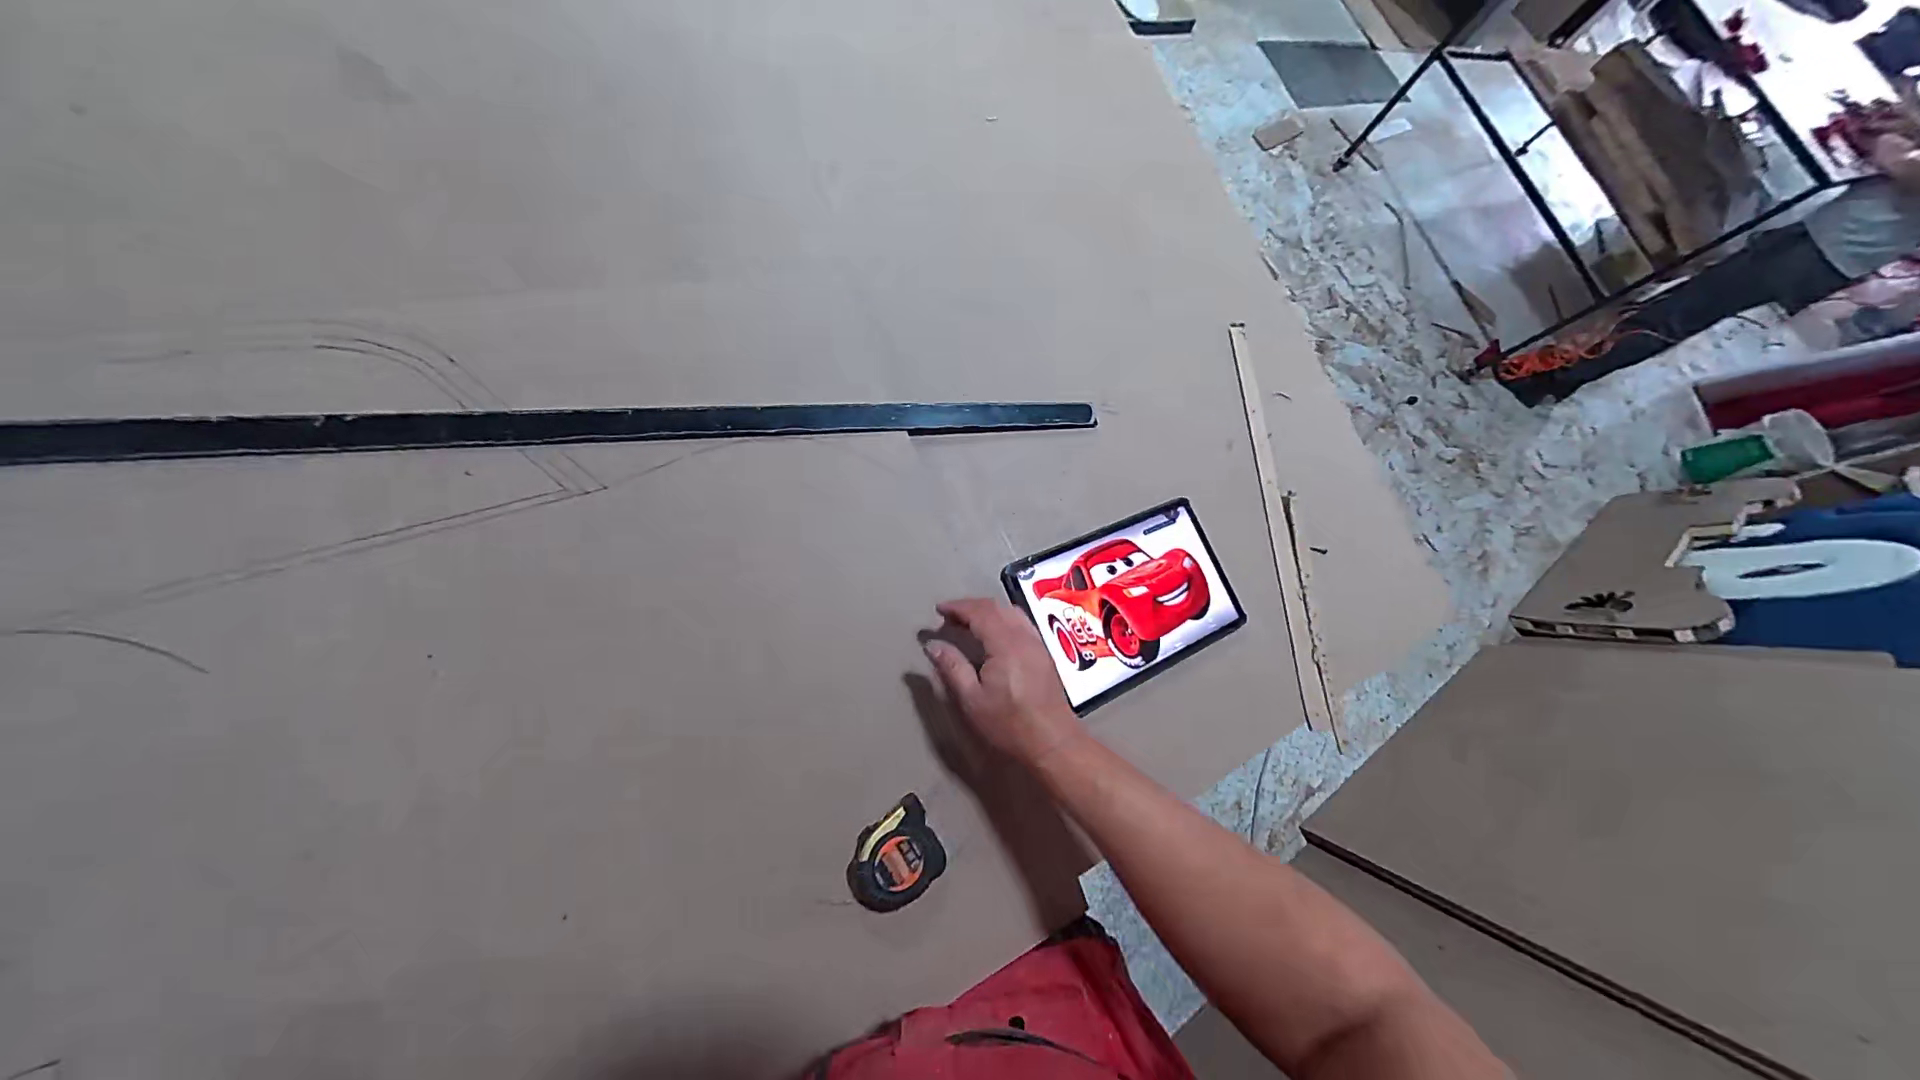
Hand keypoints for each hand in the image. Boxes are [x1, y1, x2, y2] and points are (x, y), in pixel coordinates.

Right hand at [923, 598, 1085, 769]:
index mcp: (1006, 644)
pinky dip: (1002, 620)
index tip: (938, 610)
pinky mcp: (1044, 654)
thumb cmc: (1009, 724)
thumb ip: (952, 667)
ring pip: (1011, 613)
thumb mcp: (972, 700)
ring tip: (967, 625)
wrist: (1053, 742)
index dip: (957, 607)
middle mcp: (1024, 637)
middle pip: (996, 608)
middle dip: (970, 607)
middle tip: (948, 618)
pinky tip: (992, 636)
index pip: (980, 612)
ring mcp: (1038, 644)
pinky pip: (1021, 623)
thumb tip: (932, 645)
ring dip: (987, 612)